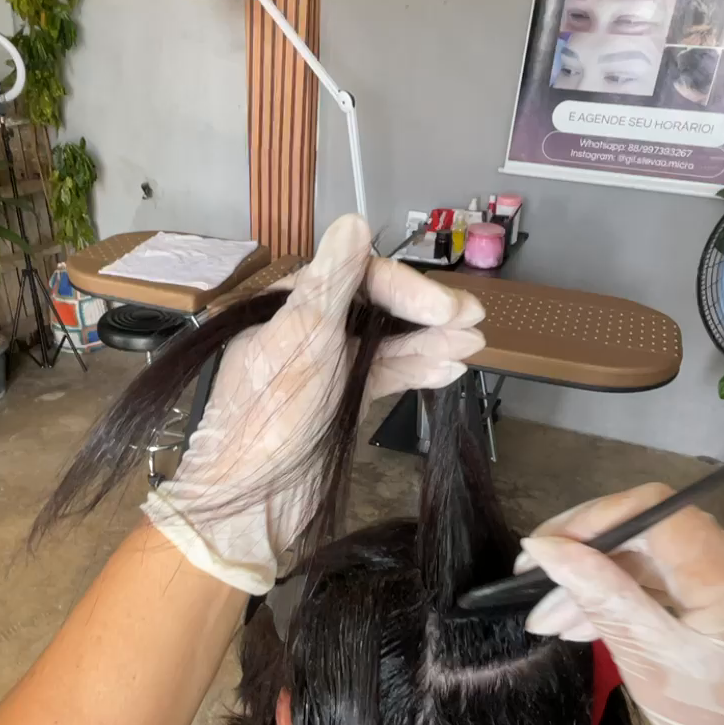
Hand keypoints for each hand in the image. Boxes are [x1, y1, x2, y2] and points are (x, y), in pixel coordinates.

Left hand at [143, 214, 484, 593]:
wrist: (249, 502)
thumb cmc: (267, 420)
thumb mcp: (299, 342)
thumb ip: (330, 284)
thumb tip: (353, 221)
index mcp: (288, 306)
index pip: (356, 276)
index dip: (404, 288)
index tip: (442, 309)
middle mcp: (309, 331)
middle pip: (377, 307)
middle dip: (426, 313)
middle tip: (474, 320)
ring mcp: (328, 368)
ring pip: (387, 343)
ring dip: (431, 341)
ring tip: (473, 345)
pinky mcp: (342, 402)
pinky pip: (386, 376)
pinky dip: (417, 371)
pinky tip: (449, 369)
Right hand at [517, 484, 723, 724]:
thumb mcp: (652, 660)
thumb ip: (600, 595)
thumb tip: (544, 547)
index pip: (648, 509)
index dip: (588, 520)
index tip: (543, 551)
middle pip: (648, 535)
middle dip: (586, 560)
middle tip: (533, 590)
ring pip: (655, 562)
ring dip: (601, 584)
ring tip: (550, 621)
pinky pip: (673, 585)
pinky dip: (631, 600)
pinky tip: (589, 625)